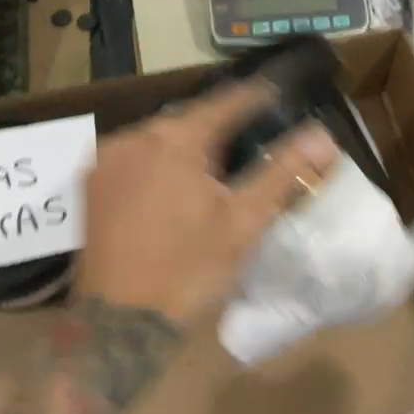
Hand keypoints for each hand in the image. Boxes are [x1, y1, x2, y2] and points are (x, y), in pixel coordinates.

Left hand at [77, 79, 340, 326]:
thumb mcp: (244, 222)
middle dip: (218, 128)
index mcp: (175, 139)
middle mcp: (134, 136)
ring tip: (211, 171)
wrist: (119, 323)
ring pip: (158, 138)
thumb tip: (324, 136)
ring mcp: (106, 158)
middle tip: (247, 143)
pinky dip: (156, 163)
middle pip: (188, 120)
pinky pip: (133, 157)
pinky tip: (171, 188)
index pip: (225, 102)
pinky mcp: (90, 183)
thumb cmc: (188, 269)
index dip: (255, 97)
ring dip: (185, 147)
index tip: (277, 90)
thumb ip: (283, 172)